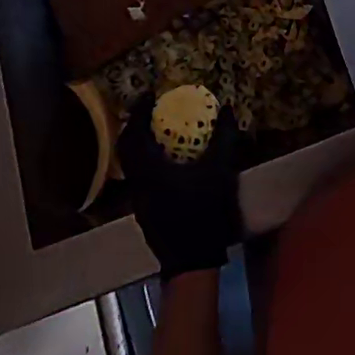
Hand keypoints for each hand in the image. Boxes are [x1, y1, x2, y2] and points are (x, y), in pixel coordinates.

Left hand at [118, 94, 242, 279]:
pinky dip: (148, 160)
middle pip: (127, 148)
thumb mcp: (219, 170)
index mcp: (150, 170)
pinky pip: (139, 175)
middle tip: (152, 111)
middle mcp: (137, 182)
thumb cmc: (205, 212)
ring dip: (142, 144)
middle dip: (137, 126)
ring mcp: (138, 200)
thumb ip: (223, 138)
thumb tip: (227, 109)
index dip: (140, 111)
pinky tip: (168, 161)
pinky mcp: (145, 211)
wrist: (193, 260)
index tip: (149, 94)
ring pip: (131, 163)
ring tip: (160, 131)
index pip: (135, 133)